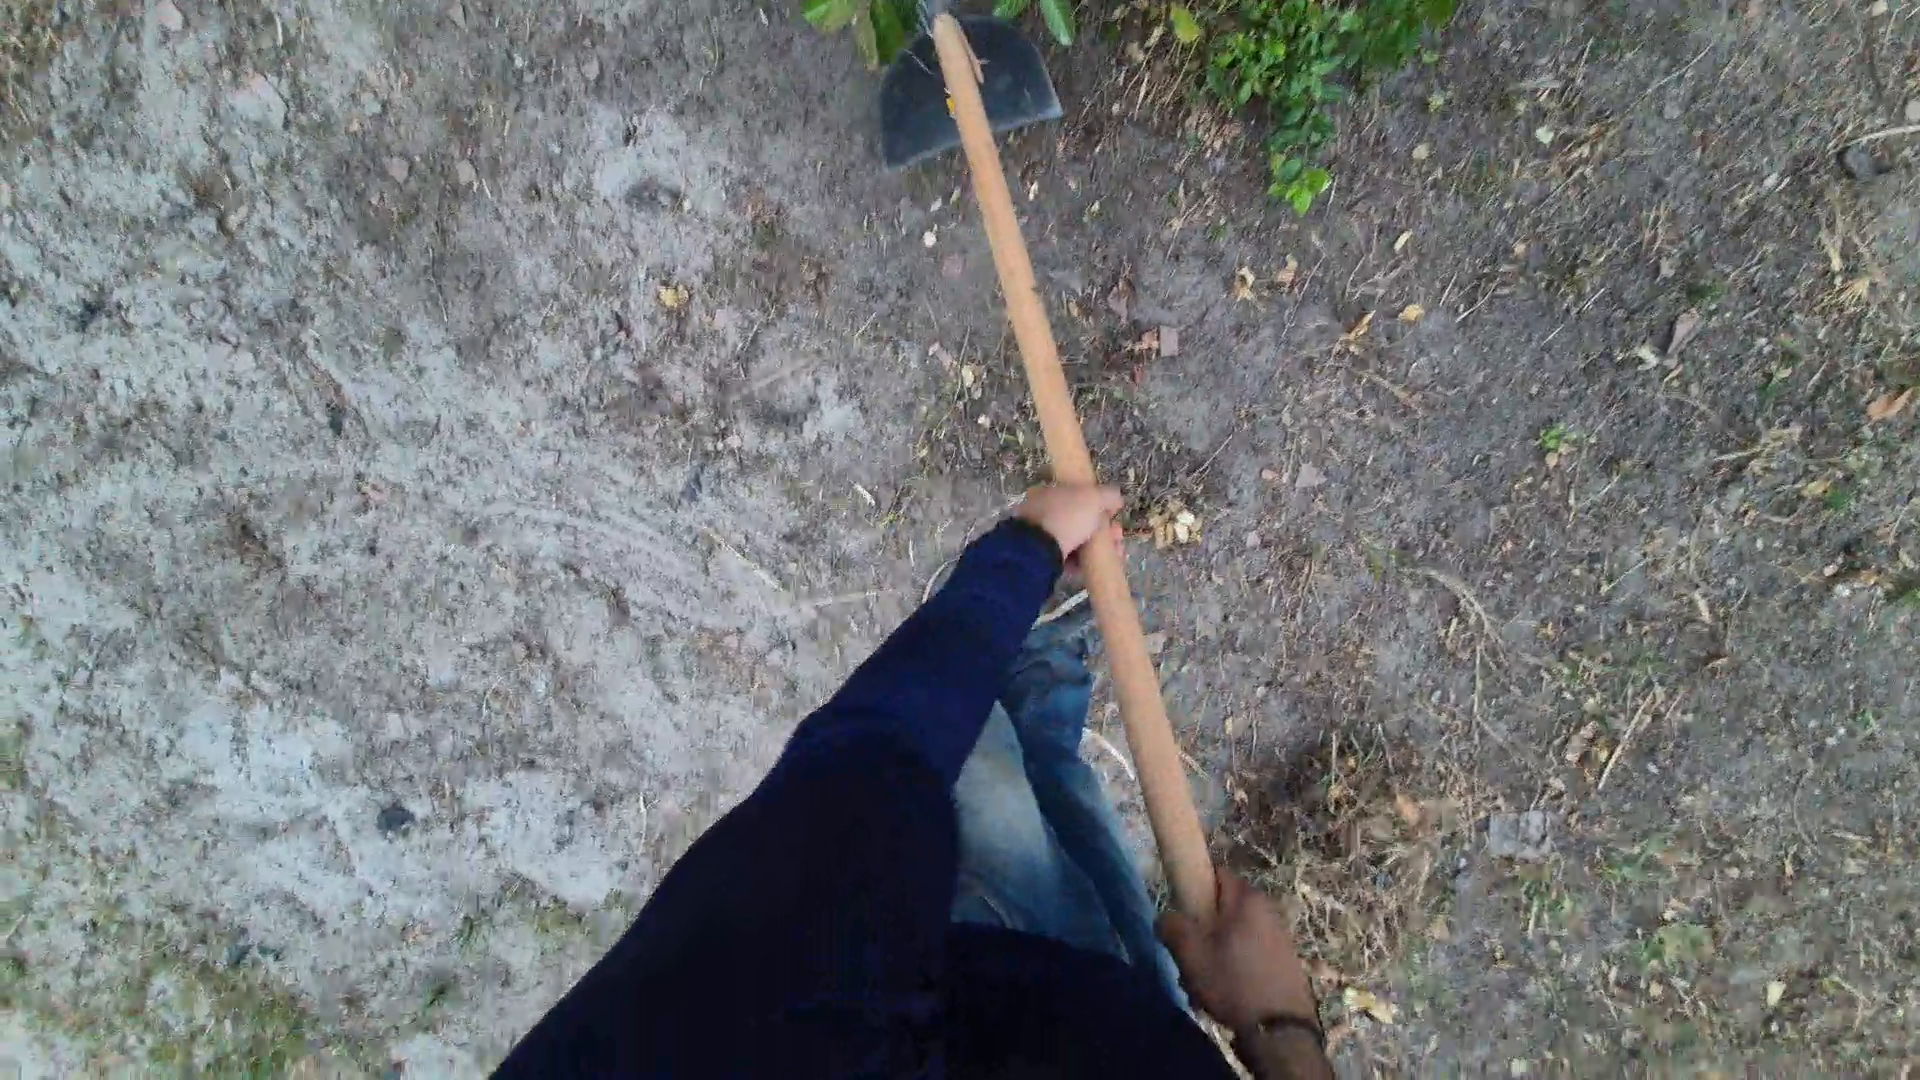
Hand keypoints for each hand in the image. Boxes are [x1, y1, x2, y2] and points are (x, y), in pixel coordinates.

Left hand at [1013, 484, 1122, 562]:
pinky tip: (1097, 565)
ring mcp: (1040, 538)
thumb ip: (1107, 495)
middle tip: (1117, 536)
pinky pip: (1067, 559)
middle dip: (1102, 529)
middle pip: (1079, 520)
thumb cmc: (1066, 517)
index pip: (1078, 496)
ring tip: (1115, 553)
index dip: (1099, 505)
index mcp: (1050, 492)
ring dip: (1096, 547)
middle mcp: (1043, 513)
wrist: (1037, 550)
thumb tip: (1116, 498)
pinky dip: (1084, 562)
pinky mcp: (1041, 560)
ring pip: (1075, 541)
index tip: (1114, 515)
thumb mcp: (1092, 497)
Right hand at [1157, 873, 1317, 1034]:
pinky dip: (1238, 965)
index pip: (1215, 873)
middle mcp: (1269, 910)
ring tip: (1206, 977)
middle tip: (1191, 950)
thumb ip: (1171, 926)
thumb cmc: (1233, 981)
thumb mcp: (1190, 953)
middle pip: (1225, 907)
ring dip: (1220, 949)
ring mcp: (1282, 937)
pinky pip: (1253, 953)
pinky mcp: (1288, 963)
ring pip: (1238, 933)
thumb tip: (1166, 918)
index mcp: (1247, 898)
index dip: (1195, 886)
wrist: (1281, 1034)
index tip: (1183, 910)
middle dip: (1205, 926)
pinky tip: (1228, 989)